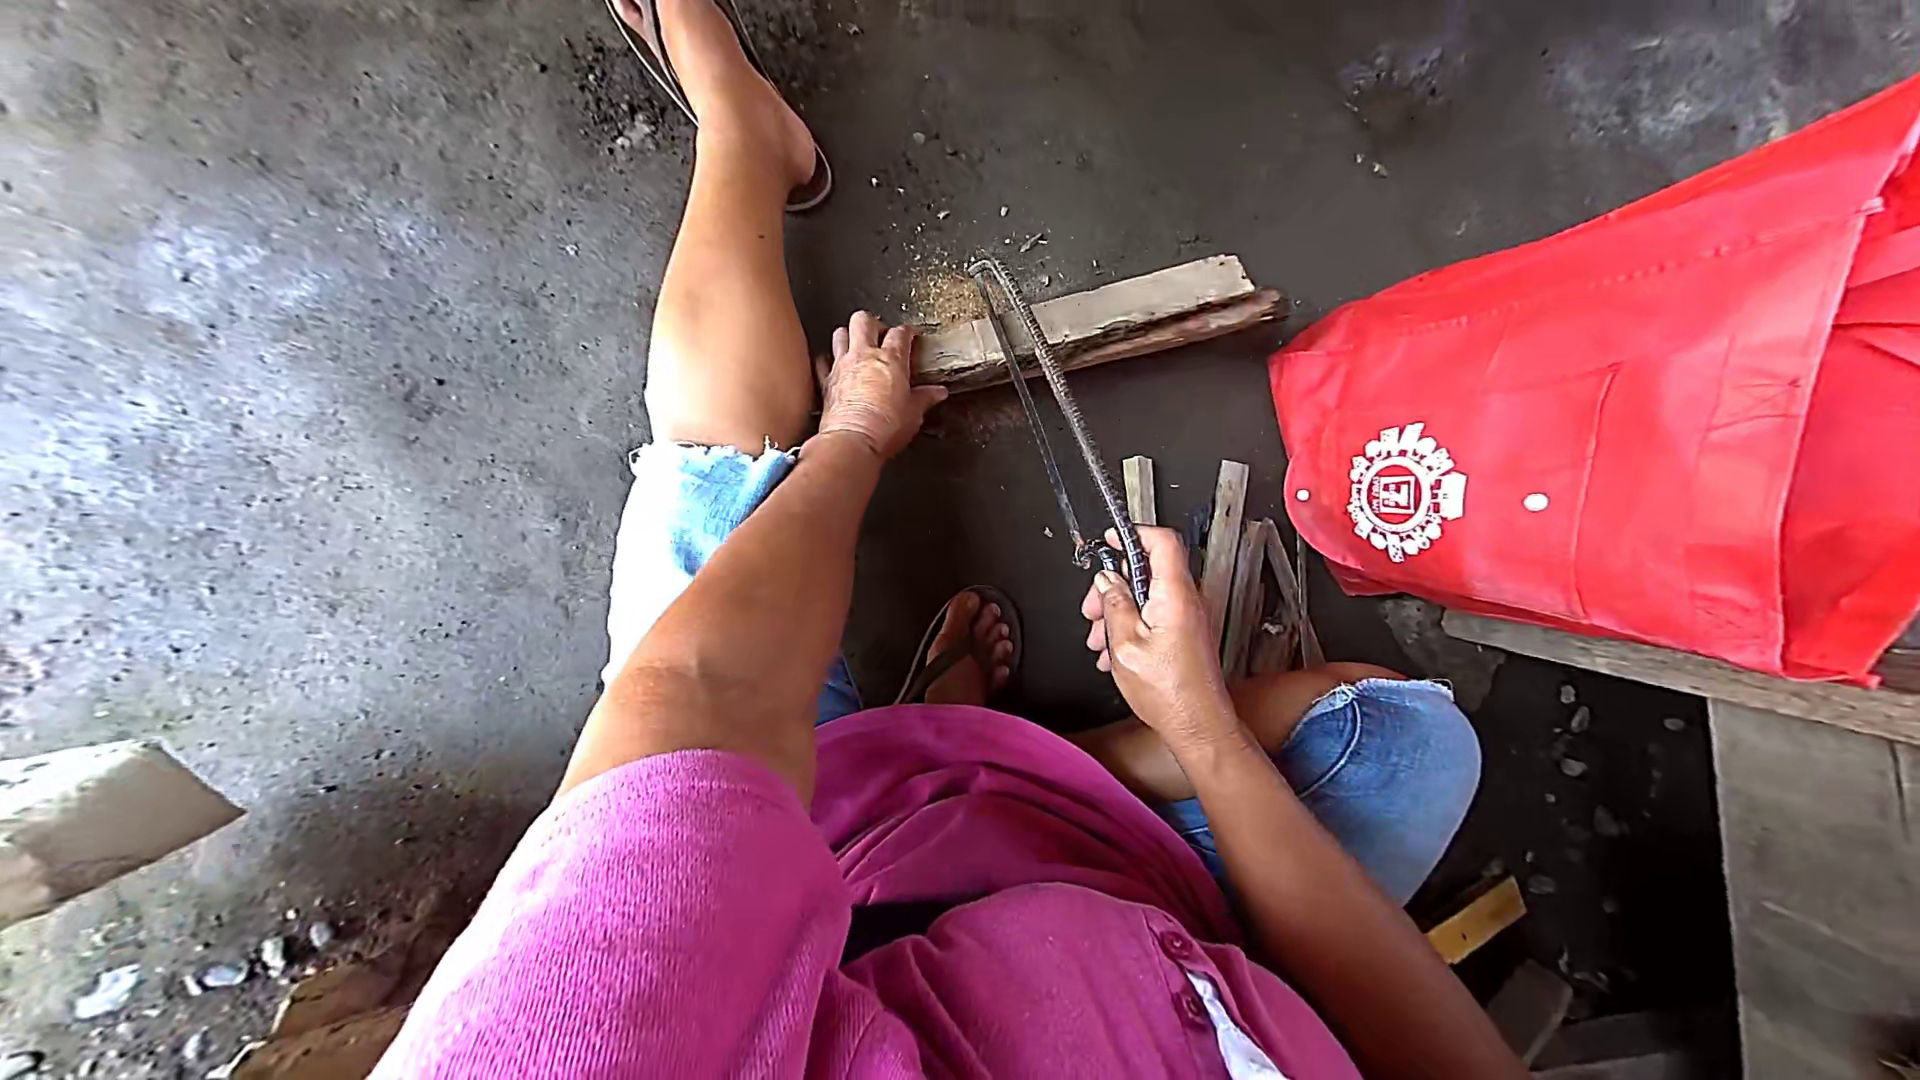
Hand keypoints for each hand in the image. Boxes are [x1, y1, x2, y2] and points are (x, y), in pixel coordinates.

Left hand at [814, 311, 948, 458]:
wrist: (853, 441)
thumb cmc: (884, 427)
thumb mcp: (914, 413)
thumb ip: (925, 398)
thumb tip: (937, 393)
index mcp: (891, 360)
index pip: (901, 333)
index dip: (907, 331)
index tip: (911, 335)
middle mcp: (865, 356)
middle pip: (864, 320)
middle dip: (873, 323)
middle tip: (880, 333)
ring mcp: (842, 366)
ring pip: (840, 333)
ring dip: (848, 335)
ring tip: (856, 344)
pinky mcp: (826, 381)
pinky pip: (822, 361)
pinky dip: (826, 359)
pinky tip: (832, 364)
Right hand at [1081, 526, 1240, 748]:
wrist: (1197, 726)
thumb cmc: (1170, 693)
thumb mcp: (1125, 644)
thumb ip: (1114, 604)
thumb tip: (1107, 580)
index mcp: (1174, 595)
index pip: (1162, 541)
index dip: (1134, 533)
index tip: (1112, 539)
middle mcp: (1186, 601)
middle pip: (1146, 570)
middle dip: (1113, 584)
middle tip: (1093, 607)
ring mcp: (1187, 617)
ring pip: (1145, 595)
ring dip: (1117, 610)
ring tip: (1098, 637)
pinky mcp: (1184, 633)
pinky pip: (1153, 615)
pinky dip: (1129, 625)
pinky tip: (1113, 649)